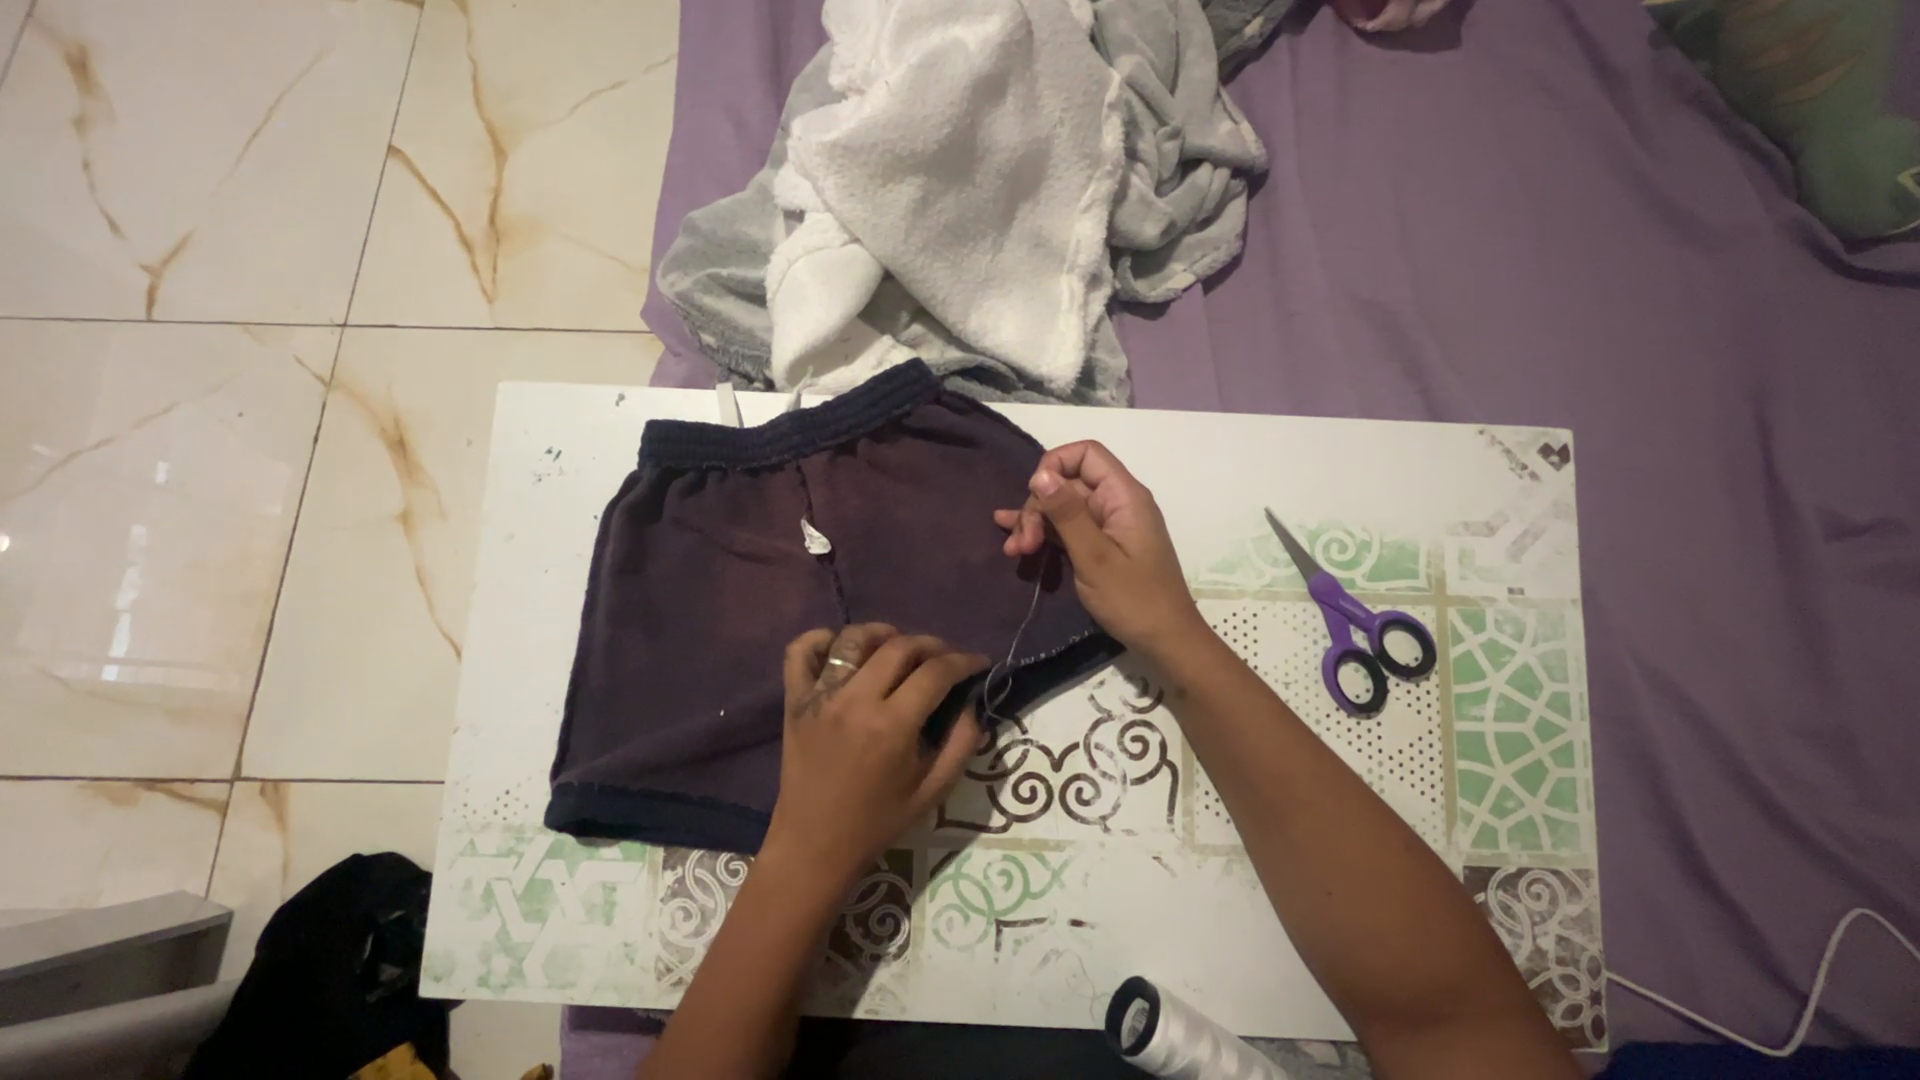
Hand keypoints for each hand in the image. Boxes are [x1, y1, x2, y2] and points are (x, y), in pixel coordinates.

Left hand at [763, 624, 988, 885]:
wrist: (814, 845)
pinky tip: (842, 649)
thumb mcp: (933, 791)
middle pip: (900, 647)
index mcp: (892, 726)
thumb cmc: (878, 822)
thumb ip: (961, 743)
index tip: (978, 662)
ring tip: (899, 646)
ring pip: (853, 640)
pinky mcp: (794, 700)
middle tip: (945, 658)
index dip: (964, 661)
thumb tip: (971, 703)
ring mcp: (820, 696)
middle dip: (932, 644)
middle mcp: (854, 701)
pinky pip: (801, 652)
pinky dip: (821, 639)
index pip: (936, 672)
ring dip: (883, 634)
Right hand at [994, 440, 1206, 657]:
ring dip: (1036, 525)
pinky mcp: (1101, 546)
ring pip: (1063, 508)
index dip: (1054, 465)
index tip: (1034, 496)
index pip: (1085, 454)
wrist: (1165, 641)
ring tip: (1016, 552)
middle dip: (1038, 507)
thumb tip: (1041, 474)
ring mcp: (1108, 525)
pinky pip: (1068, 529)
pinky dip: (1045, 536)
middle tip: (1024, 545)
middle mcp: (1116, 503)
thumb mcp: (1094, 557)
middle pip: (1067, 484)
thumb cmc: (1134, 600)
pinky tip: (1018, 544)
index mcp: (1123, 496)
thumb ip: (1067, 513)